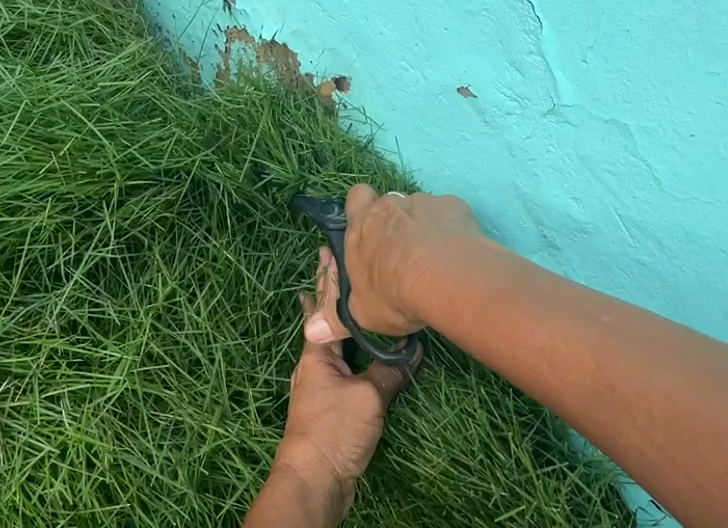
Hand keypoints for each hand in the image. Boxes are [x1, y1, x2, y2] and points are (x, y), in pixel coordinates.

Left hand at [274, 249, 410, 497]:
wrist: (315, 477)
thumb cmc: (334, 429)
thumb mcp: (368, 397)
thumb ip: (390, 372)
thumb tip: (413, 350)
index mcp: (317, 351)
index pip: (325, 305)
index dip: (328, 278)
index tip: (327, 249)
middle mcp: (314, 361)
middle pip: (324, 319)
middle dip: (330, 293)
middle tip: (333, 262)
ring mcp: (319, 383)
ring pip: (332, 342)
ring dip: (339, 320)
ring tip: (346, 299)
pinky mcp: (329, 405)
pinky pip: (341, 366)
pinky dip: (349, 351)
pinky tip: (357, 354)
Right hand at [305, 184, 487, 344]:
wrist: (446, 280)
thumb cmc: (393, 294)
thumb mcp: (362, 313)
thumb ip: (337, 318)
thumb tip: (311, 332)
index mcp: (362, 224)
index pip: (355, 197)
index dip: (361, 207)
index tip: (368, 228)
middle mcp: (390, 206)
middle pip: (389, 204)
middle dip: (395, 221)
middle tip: (402, 251)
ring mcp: (423, 202)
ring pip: (421, 209)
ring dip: (424, 227)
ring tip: (434, 257)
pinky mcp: (455, 206)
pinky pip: (451, 214)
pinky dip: (452, 229)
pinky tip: (457, 251)